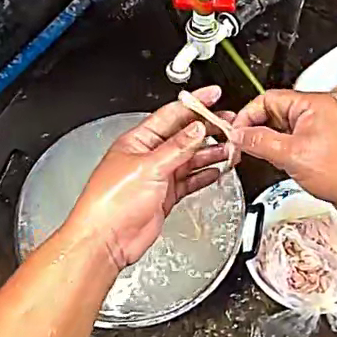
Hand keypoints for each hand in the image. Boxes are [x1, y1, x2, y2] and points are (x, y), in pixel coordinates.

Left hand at [60, 86, 235, 268]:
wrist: (105, 241)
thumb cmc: (110, 203)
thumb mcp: (148, 167)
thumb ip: (177, 148)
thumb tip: (197, 129)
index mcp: (138, 141)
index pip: (171, 114)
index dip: (194, 103)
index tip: (212, 96)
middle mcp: (148, 156)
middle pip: (184, 136)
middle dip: (207, 128)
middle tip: (230, 123)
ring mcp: (157, 177)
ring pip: (190, 158)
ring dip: (210, 153)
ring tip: (231, 147)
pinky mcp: (164, 196)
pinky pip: (189, 180)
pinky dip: (204, 175)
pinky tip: (217, 170)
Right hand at [230, 89, 336, 219]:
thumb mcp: (291, 155)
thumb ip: (260, 141)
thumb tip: (238, 134)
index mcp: (312, 103)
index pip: (267, 99)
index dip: (247, 116)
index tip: (235, 134)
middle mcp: (319, 110)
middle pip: (275, 112)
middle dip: (259, 130)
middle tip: (246, 149)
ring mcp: (323, 127)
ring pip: (284, 128)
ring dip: (273, 143)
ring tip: (272, 160)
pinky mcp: (326, 143)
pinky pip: (296, 140)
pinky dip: (286, 151)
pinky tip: (287, 166)